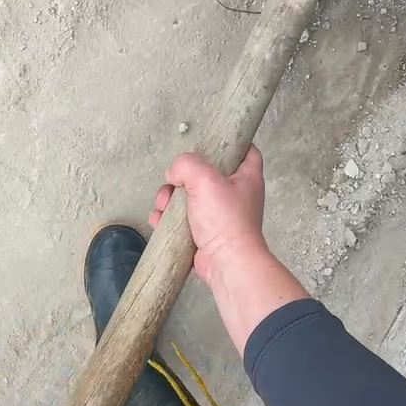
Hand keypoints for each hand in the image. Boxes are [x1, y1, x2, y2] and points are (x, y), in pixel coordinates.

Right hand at [150, 145, 306, 351]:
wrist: (226, 263)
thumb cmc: (225, 220)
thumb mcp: (205, 179)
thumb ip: (187, 165)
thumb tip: (174, 173)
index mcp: (246, 176)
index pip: (245, 149)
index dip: (229, 142)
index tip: (210, 142)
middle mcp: (235, 194)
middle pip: (204, 173)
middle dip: (181, 177)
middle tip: (173, 184)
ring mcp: (219, 214)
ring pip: (188, 196)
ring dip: (169, 199)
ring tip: (163, 207)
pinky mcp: (204, 232)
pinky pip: (181, 219)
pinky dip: (168, 219)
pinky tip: (159, 220)